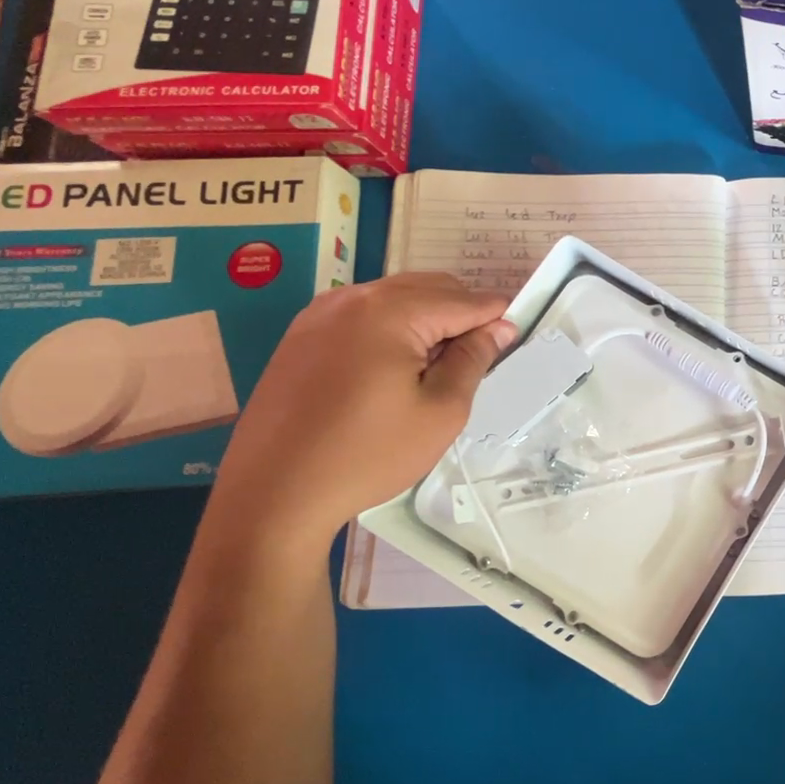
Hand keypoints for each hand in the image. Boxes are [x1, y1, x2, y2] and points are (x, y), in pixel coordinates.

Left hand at [206, 273, 515, 552]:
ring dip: (427, 320)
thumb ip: (474, 359)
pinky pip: (364, 314)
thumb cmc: (368, 454)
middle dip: (462, 316)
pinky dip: (391, 328)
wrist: (272, 495)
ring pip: (397, 298)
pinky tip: (392, 371)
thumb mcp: (441, 410)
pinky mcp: (300, 336)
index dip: (498, 321)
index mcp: (391, 311)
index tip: (512, 347)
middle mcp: (353, 298)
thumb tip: (500, 327)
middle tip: (475, 363)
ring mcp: (320, 314)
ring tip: (434, 370)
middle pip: (432, 288)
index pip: (467, 300)